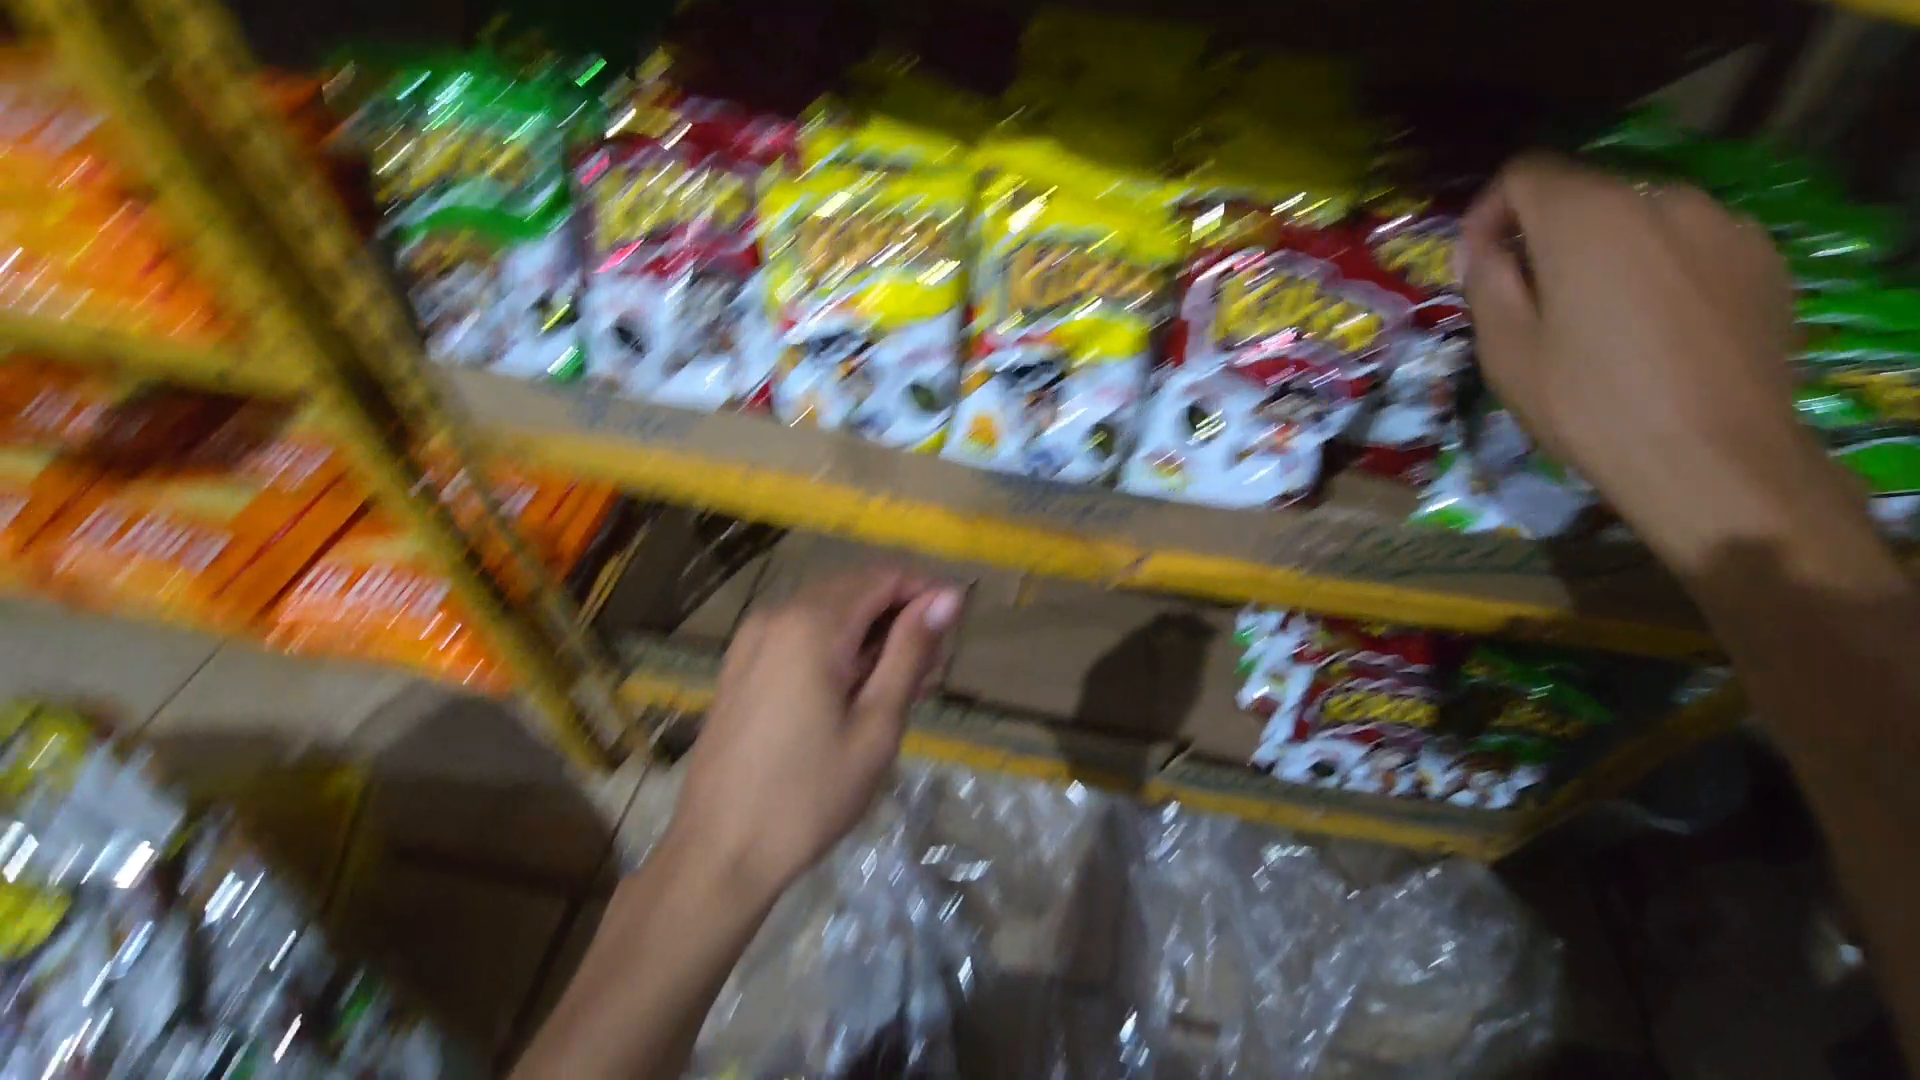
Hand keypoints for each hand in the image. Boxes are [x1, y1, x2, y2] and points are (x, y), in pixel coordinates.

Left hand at [666, 569, 962, 899]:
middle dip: (900, 618)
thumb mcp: (876, 725)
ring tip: (901, 692)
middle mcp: (776, 616)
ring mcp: (751, 640)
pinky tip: (855, 696)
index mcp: (811, 625)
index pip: (883, 576)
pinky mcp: (741, 666)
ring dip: (871, 636)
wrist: (720, 851)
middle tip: (931, 674)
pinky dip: (837, 650)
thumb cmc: (809, 794)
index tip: (956, 630)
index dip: (926, 593)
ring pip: (829, 613)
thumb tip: (948, 597)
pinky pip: (800, 636)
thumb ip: (911, 652)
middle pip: (855, 590)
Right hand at [1461, 154, 1867, 577]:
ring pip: (1637, 220)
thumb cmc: (1587, 402)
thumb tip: (1483, 248)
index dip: (1487, 213)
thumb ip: (1487, 281)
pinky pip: (1687, 246)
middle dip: (1543, 238)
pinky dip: (1655, 270)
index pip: (1525, 173)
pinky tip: (1650, 330)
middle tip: (1526, 302)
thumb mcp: (1506, 349)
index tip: (1475, 266)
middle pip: (1583, 195)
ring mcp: (1722, 225)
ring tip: (1592, 321)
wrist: (1710, 455)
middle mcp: (1661, 199)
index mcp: (1588, 217)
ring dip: (1602, 254)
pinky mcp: (1761, 260)